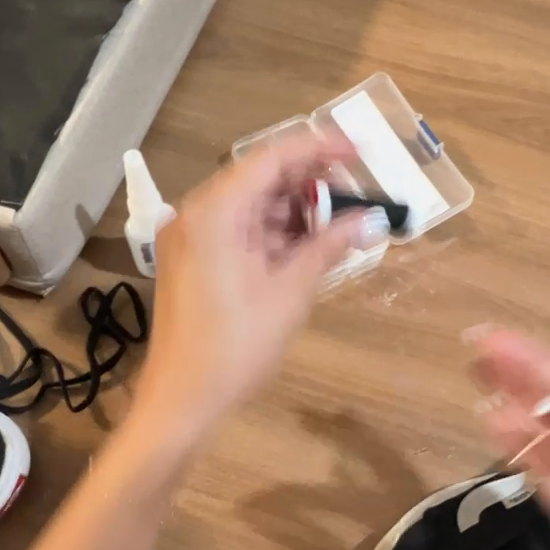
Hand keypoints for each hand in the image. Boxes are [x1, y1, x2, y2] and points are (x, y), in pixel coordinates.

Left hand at [133, 134, 379, 430]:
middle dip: (309, 183)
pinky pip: (237, 233)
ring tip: (338, 224)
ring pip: (249, 207)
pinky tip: (306, 246)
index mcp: (214, 212)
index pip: (271, 158)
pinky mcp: (192, 262)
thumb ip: (328, 248)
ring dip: (293, 211)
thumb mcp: (289, 294)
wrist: (181, 401)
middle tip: (355, 193)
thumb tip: (368, 221)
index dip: (319, 149)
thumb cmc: (235, 348)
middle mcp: (195, 214)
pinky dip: (271, 235)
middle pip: (259, 179)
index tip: (360, 151)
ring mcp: (190, 239)